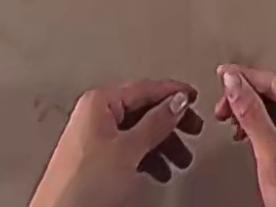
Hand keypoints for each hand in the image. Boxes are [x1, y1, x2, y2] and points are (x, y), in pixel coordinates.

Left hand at [29, 79, 203, 206]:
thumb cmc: (82, 187)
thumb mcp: (128, 150)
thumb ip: (157, 122)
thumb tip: (177, 101)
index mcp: (100, 101)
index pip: (145, 88)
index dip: (173, 92)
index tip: (193, 97)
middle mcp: (95, 113)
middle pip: (143, 109)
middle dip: (170, 123)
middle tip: (193, 128)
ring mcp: (93, 137)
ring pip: (138, 131)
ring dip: (162, 144)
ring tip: (181, 159)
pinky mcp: (93, 161)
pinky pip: (129, 149)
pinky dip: (146, 158)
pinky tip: (159, 171)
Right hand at [214, 64, 275, 206]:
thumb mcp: (271, 150)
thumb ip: (251, 112)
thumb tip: (234, 81)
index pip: (274, 80)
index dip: (245, 76)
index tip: (223, 73)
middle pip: (272, 91)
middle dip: (244, 95)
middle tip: (221, 103)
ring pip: (271, 106)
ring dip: (247, 110)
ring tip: (228, 116)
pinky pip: (274, 122)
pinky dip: (255, 124)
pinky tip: (242, 131)